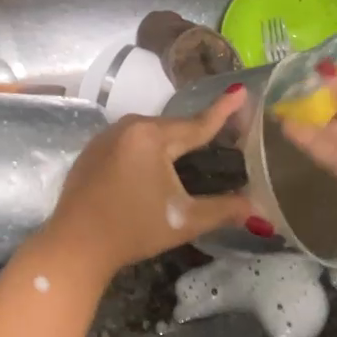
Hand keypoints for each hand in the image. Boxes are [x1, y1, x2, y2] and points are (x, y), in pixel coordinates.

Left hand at [41, 88, 254, 277]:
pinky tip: (152, 171)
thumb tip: (261, 212)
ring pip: (150, 134)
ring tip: (190, 157)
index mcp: (153, 136)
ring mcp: (107, 135)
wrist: (75, 245)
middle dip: (195, 134)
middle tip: (221, 136)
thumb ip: (225, 210)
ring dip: (169, 145)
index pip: (197, 123)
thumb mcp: (184, 220)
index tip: (242, 91)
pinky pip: (130, 142)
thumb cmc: (133, 230)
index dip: (223, 110)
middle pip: (173, 128)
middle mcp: (129, 125)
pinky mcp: (93, 149)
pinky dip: (146, 151)